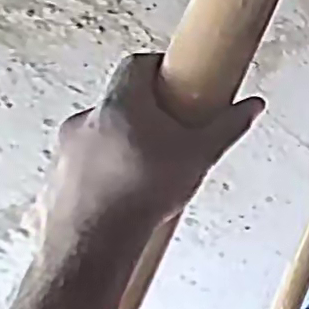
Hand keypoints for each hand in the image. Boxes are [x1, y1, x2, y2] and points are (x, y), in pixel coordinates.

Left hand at [41, 54, 263, 246]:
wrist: (94, 244)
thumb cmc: (143, 194)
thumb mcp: (202, 154)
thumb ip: (228, 125)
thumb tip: (251, 106)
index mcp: (121, 104)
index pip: (137, 64)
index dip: (160, 66)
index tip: (178, 78)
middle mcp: (86, 120)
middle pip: (122, 98)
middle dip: (148, 110)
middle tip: (174, 130)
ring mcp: (65, 150)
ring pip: (103, 130)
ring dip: (126, 140)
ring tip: (154, 167)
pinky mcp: (56, 177)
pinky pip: (86, 161)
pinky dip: (106, 168)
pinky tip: (130, 190)